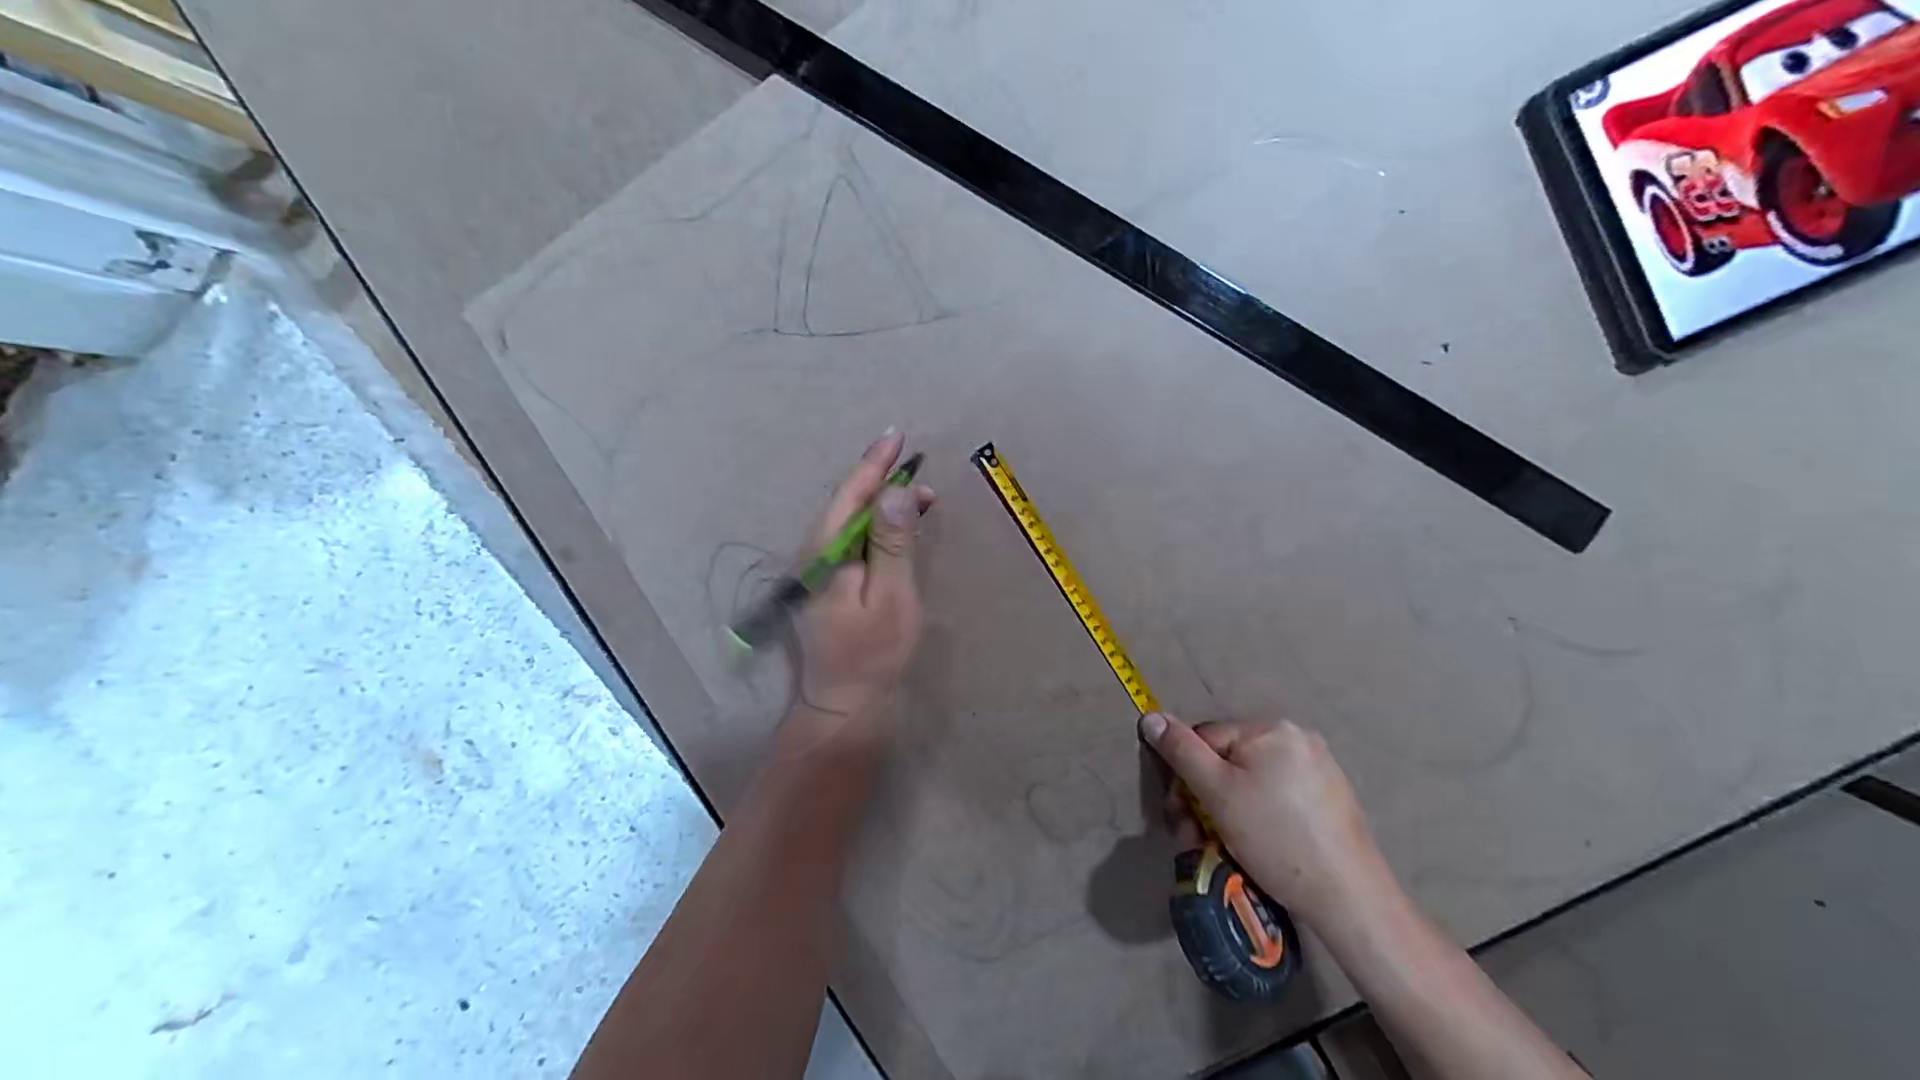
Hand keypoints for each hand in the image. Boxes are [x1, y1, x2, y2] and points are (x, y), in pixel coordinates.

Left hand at [791, 429, 935, 736]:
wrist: (844, 705)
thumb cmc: (873, 654)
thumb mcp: (891, 597)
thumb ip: (893, 543)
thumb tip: (896, 493)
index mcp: (826, 554)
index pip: (850, 496)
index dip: (874, 465)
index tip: (895, 436)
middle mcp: (815, 555)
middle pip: (847, 505)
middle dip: (881, 481)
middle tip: (918, 468)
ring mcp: (819, 571)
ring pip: (850, 523)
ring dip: (881, 505)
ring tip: (919, 496)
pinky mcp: (828, 585)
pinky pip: (852, 542)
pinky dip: (877, 528)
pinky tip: (896, 529)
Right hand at [1140, 712, 1389, 922]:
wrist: (1349, 898)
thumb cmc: (1275, 839)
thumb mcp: (1216, 792)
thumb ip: (1180, 751)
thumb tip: (1150, 717)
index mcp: (1271, 728)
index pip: (1204, 738)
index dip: (1186, 776)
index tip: (1182, 815)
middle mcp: (1297, 738)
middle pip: (1227, 759)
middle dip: (1205, 796)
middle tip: (1198, 836)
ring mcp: (1317, 768)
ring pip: (1249, 781)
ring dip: (1227, 809)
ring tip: (1224, 846)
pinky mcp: (1328, 798)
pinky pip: (1275, 795)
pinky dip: (1257, 815)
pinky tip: (1257, 844)